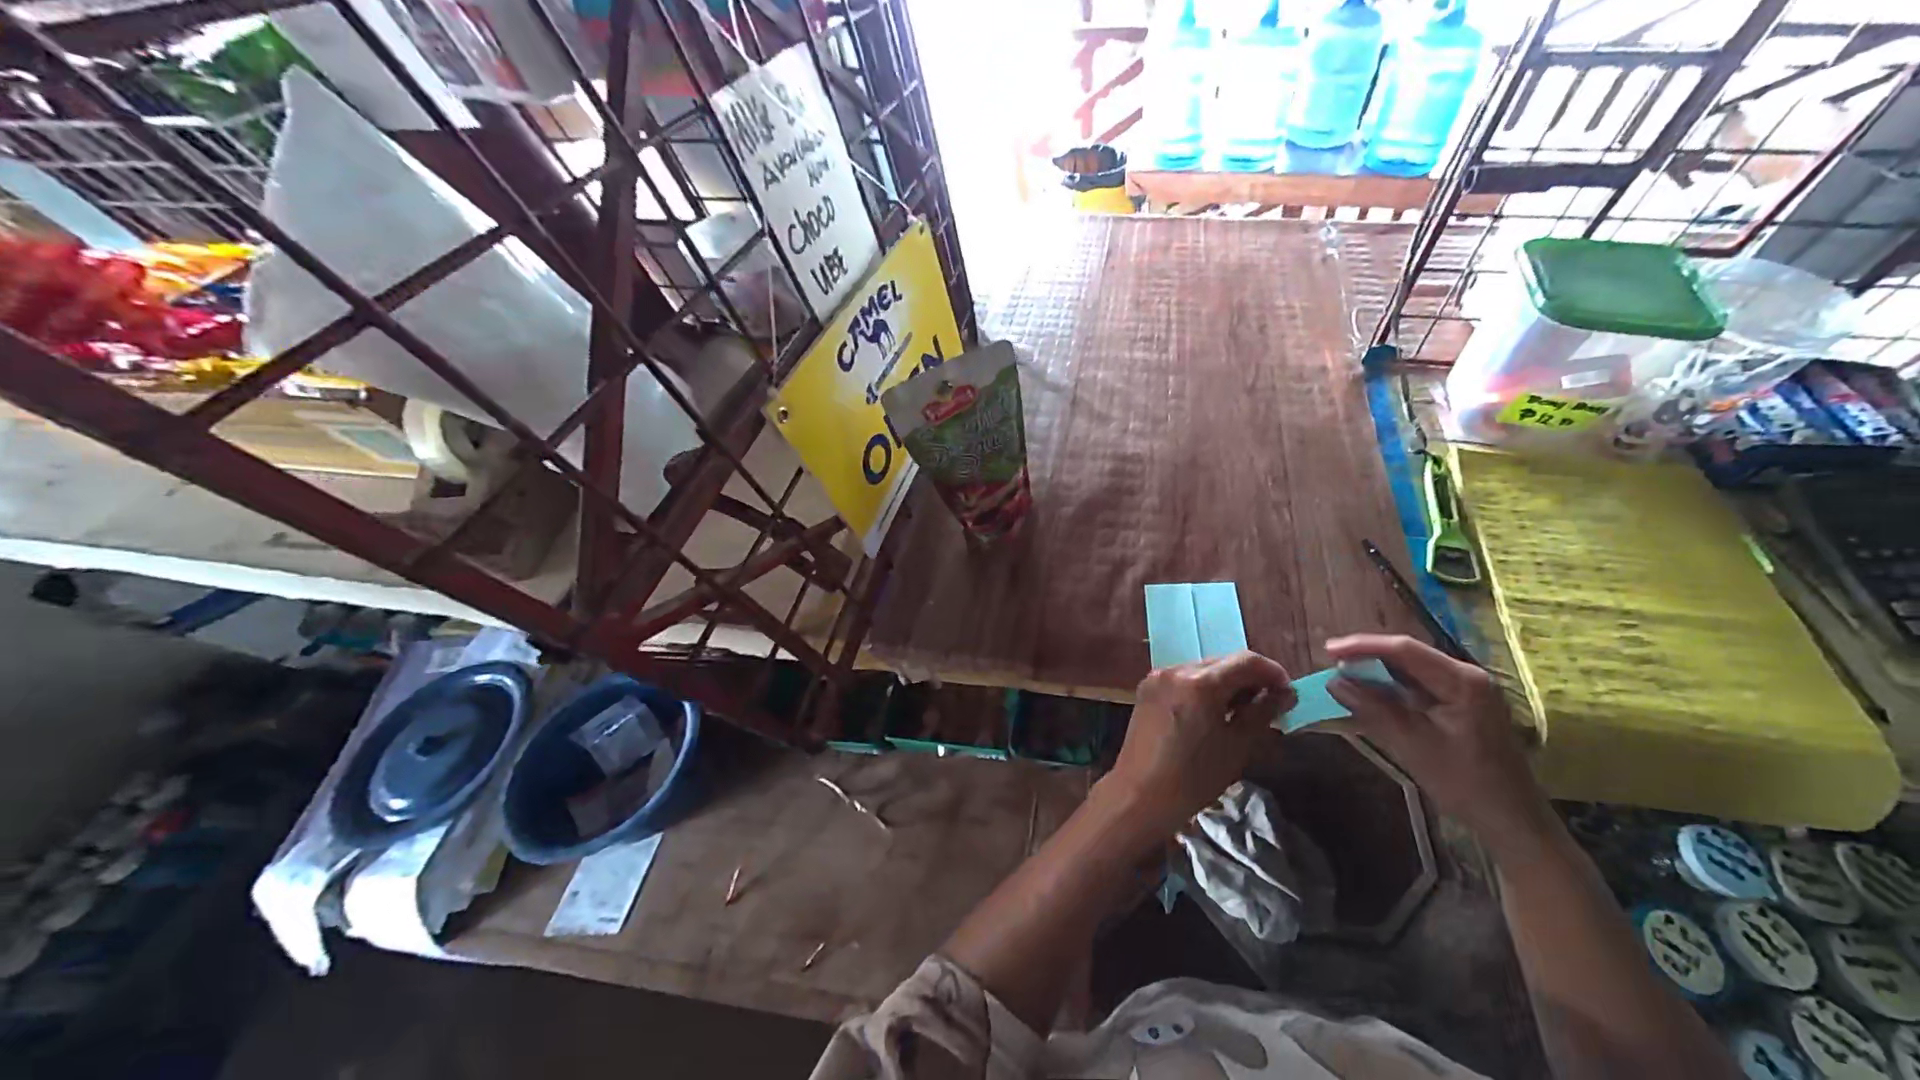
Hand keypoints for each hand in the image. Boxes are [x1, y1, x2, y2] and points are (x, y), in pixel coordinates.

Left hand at [1102, 651, 1295, 834]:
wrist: (1140, 795)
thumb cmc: (1194, 776)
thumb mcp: (1237, 746)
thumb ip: (1262, 713)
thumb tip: (1285, 694)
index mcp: (1200, 682)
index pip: (1246, 661)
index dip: (1273, 673)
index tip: (1288, 693)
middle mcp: (1176, 670)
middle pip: (1223, 662)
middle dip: (1250, 679)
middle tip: (1269, 705)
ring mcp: (1158, 678)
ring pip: (1203, 669)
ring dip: (1227, 684)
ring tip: (1242, 712)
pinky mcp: (1147, 689)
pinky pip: (1184, 680)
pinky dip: (1204, 689)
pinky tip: (1213, 713)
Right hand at [1326, 634, 1550, 853]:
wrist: (1511, 819)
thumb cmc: (1464, 782)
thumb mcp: (1411, 745)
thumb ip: (1372, 708)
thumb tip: (1334, 682)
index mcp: (1462, 680)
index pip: (1404, 650)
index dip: (1362, 646)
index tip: (1328, 651)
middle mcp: (1466, 676)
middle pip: (1408, 655)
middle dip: (1367, 657)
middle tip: (1331, 663)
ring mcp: (1465, 690)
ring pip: (1411, 670)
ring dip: (1377, 672)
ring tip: (1344, 676)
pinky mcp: (1460, 705)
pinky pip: (1418, 687)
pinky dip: (1391, 688)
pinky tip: (1369, 694)